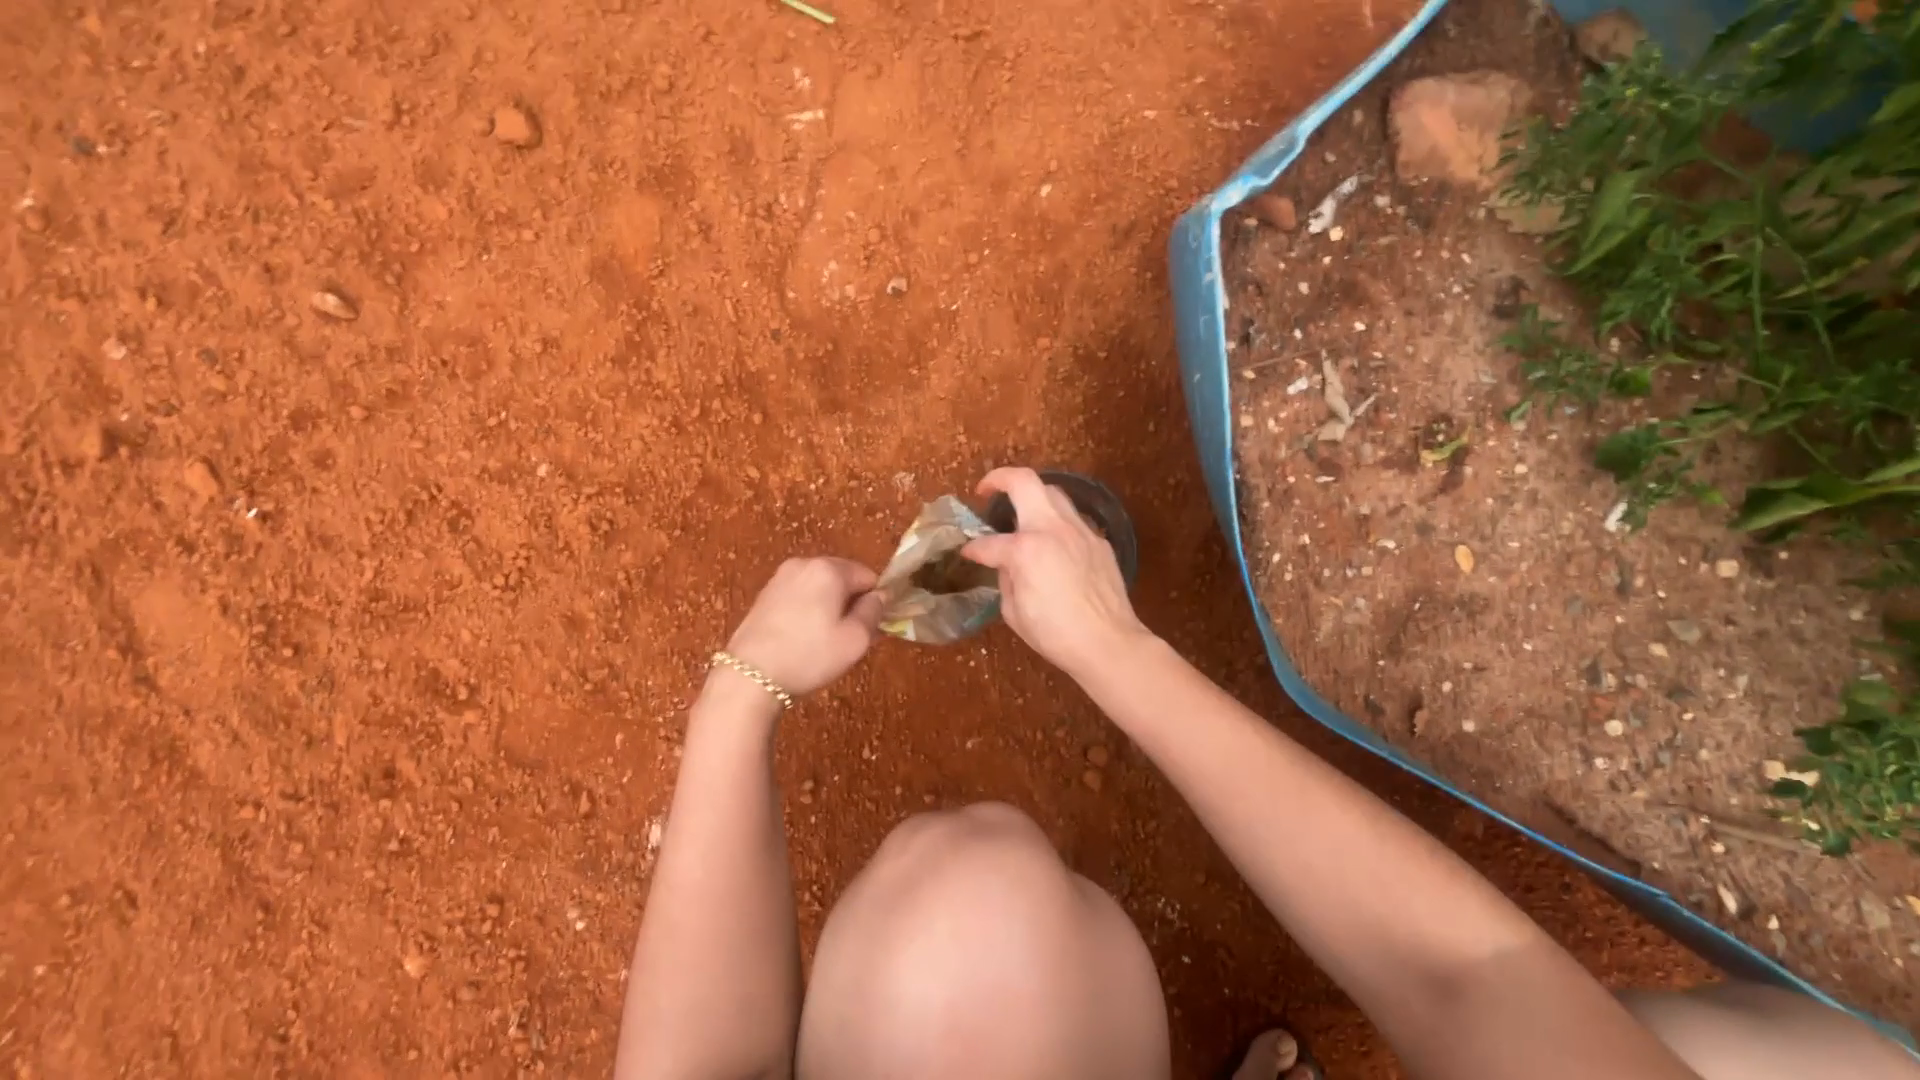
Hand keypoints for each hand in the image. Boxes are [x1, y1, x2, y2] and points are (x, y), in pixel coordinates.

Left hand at [724, 557, 884, 697]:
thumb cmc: (810, 656)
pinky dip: (808, 612)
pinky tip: (803, 640)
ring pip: (820, 588)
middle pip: (843, 579)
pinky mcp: (764, 595)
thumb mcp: (856, 640)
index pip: (869, 576)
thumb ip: (874, 612)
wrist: (749, 676)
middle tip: (851, 639)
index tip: (873, 629)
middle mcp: (804, 564)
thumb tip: (880, 595)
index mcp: (829, 569)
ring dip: (830, 608)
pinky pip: (799, 597)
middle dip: (852, 604)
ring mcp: (780, 578)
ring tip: (826, 643)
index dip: (876, 602)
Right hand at [961, 467, 1151, 677]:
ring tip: (1022, 513)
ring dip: (1032, 496)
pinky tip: (1053, 543)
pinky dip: (1056, 523)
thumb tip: (1007, 564)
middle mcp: (1053, 528)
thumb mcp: (1014, 612)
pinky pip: (1073, 520)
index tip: (967, 553)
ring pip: (1053, 493)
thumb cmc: (1055, 634)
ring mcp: (1080, 531)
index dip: (973, 549)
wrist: (1108, 642)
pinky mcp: (1099, 541)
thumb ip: (1006, 579)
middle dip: (999, 479)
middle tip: (986, 490)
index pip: (988, 543)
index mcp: (1025, 549)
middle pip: (1024, 481)